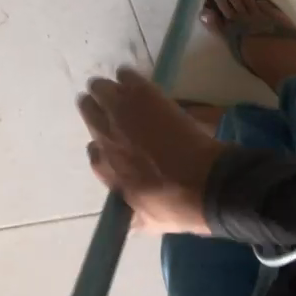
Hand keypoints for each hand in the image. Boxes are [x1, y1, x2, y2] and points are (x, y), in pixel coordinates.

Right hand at [78, 67, 224, 234]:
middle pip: (87, 108)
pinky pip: (125, 75)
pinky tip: (138, 85)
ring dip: (108, 90)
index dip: (104, 147)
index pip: (92, 152)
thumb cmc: (178, 205)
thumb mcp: (150, 220)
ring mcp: (121, 111)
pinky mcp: (141, 94)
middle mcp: (106, 135)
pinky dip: (128, 77)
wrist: (207, 183)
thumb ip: (134, 215)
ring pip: (100, 87)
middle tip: (113, 111)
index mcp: (107, 167)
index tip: (115, 148)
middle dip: (97, 108)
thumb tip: (130, 220)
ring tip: (123, 93)